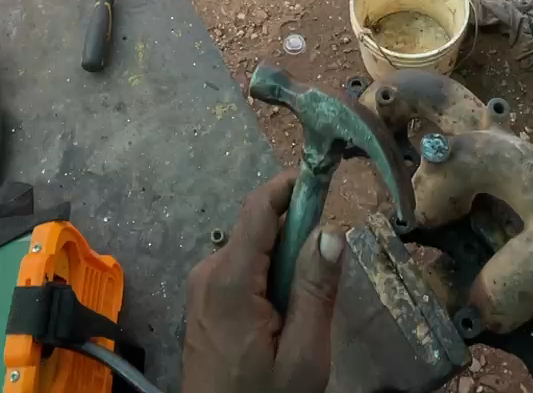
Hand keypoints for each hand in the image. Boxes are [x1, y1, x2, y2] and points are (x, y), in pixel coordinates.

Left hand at [181, 170, 345, 392]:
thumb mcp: (302, 358)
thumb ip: (315, 290)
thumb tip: (331, 229)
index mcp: (229, 278)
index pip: (259, 206)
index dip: (292, 185)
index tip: (326, 176)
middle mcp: (208, 270)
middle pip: (259, 228)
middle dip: (296, 237)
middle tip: (325, 272)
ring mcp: (201, 286)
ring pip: (253, 250)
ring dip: (282, 264)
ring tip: (302, 310)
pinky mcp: (202, 301)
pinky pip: (241, 270)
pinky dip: (267, 279)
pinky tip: (280, 318)